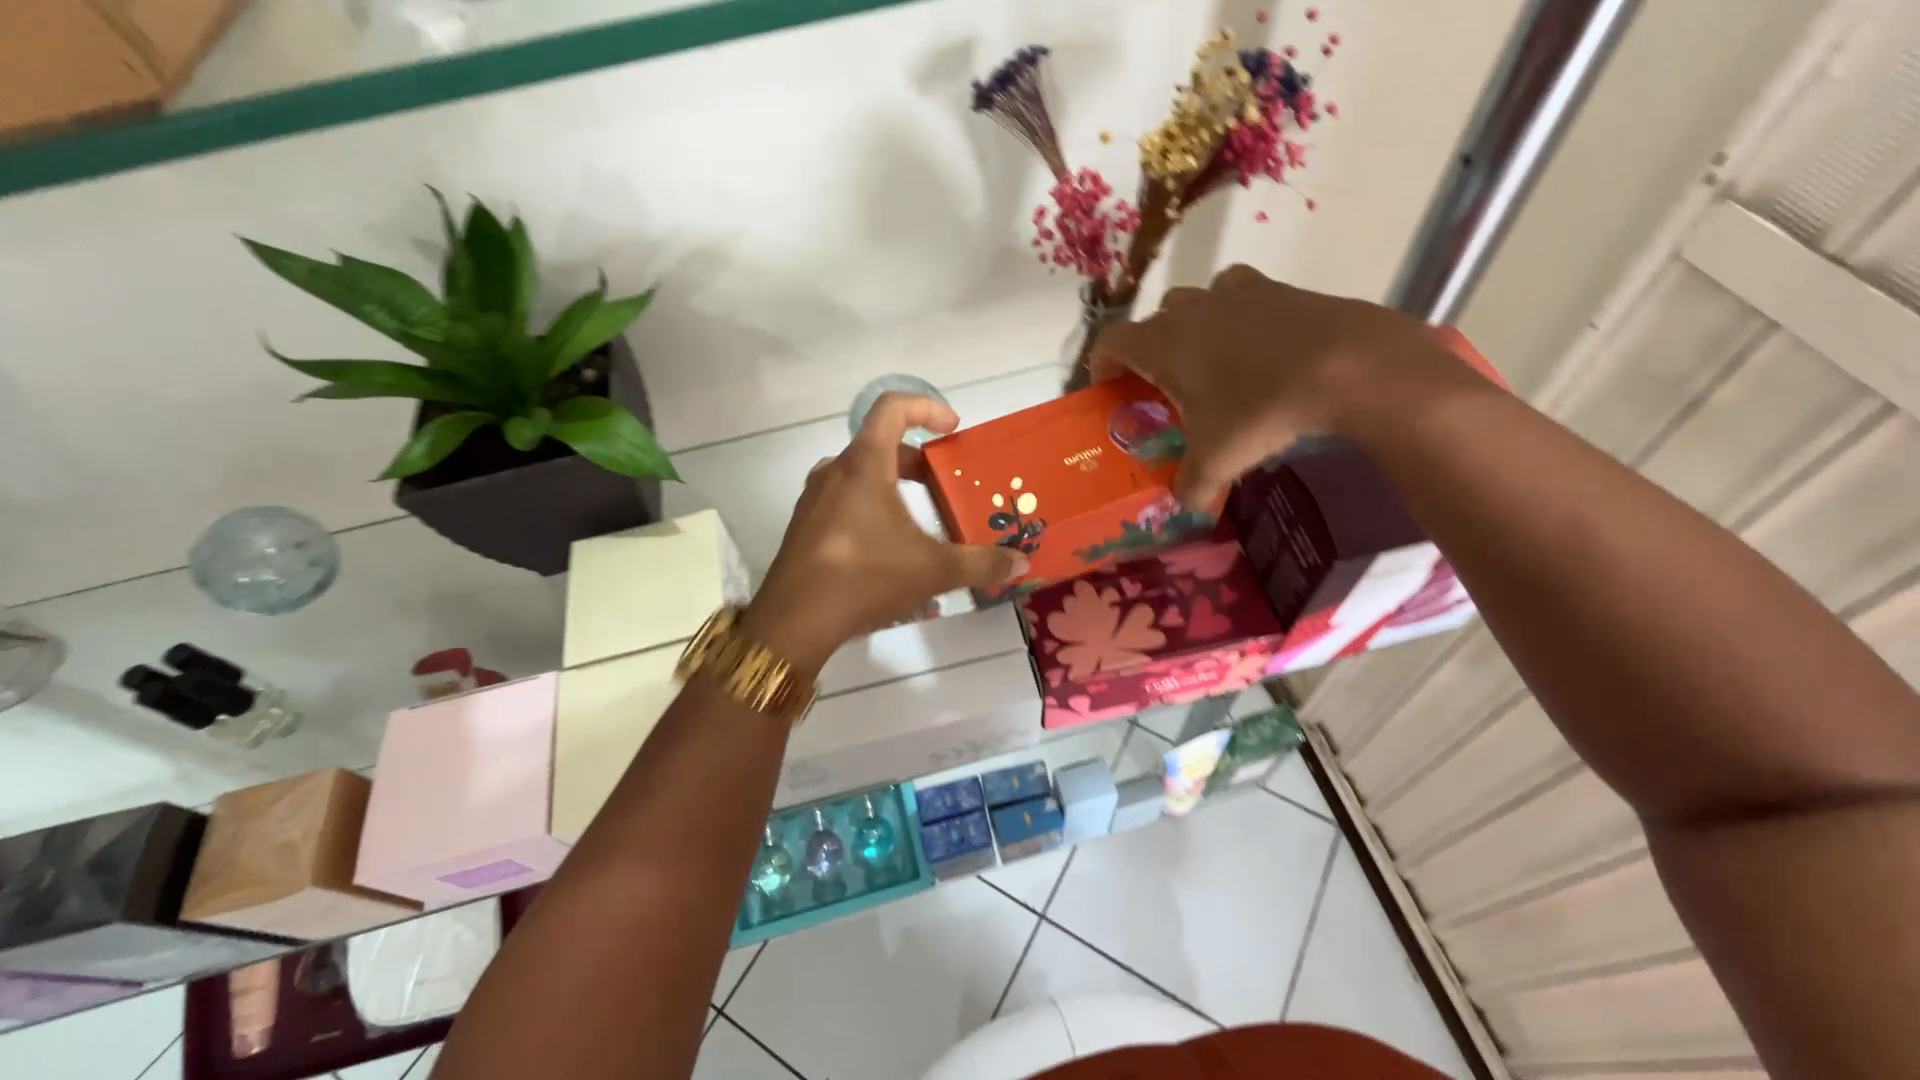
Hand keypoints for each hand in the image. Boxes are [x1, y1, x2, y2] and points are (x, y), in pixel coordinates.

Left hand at [738, 393, 1026, 673]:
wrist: (794, 621)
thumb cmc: (865, 578)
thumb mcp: (932, 570)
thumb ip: (979, 563)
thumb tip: (1020, 563)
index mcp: (864, 463)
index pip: (892, 407)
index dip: (927, 407)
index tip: (953, 428)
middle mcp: (835, 471)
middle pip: (879, 444)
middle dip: (918, 460)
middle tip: (947, 483)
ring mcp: (815, 499)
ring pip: (861, 475)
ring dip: (894, 486)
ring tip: (923, 517)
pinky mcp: (805, 526)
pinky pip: (844, 501)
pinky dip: (872, 508)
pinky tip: (890, 547)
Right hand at [1090, 264, 1476, 507]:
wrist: (1345, 365)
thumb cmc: (1260, 410)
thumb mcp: (1218, 460)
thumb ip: (1191, 484)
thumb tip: (1184, 504)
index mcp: (1162, 343)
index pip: (1111, 341)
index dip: (1102, 364)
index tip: (1108, 388)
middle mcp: (1189, 309)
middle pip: (1154, 322)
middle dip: (1152, 352)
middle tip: (1165, 387)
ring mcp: (1234, 292)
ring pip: (1197, 304)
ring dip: (1194, 329)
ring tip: (1212, 365)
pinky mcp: (1276, 288)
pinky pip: (1240, 298)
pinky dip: (1238, 318)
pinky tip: (1258, 348)